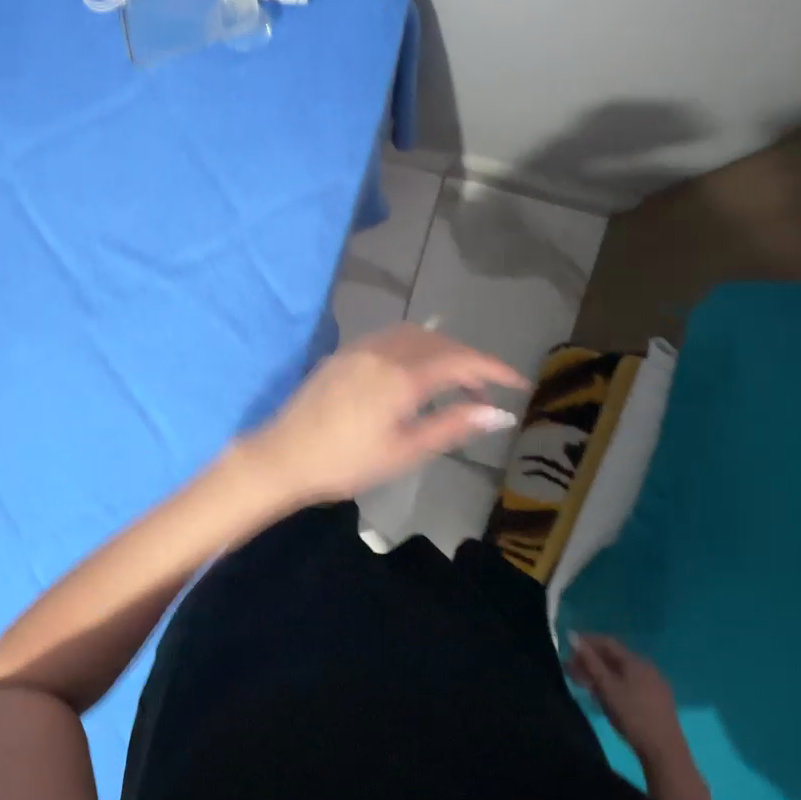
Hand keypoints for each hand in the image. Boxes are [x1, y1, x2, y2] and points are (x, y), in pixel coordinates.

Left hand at [240, 323, 528, 504]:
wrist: (281, 458)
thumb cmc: (345, 463)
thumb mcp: (404, 452)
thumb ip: (451, 427)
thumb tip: (496, 413)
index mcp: (402, 377)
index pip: (462, 361)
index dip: (494, 370)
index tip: (519, 383)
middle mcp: (382, 353)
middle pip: (438, 342)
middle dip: (468, 360)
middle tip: (484, 390)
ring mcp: (357, 351)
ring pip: (411, 335)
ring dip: (439, 351)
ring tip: (452, 382)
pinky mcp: (339, 356)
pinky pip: (387, 339)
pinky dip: (412, 348)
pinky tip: (412, 375)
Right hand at [570, 634, 686, 764]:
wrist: (663, 749)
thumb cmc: (631, 714)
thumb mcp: (606, 687)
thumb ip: (589, 662)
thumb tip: (572, 635)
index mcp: (635, 661)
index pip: (607, 642)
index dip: (586, 641)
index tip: (566, 647)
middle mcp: (647, 668)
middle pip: (614, 657)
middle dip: (591, 659)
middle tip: (570, 667)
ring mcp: (654, 684)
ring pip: (621, 672)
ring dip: (600, 673)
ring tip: (582, 682)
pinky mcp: (656, 700)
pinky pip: (630, 683)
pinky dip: (612, 683)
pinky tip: (603, 695)